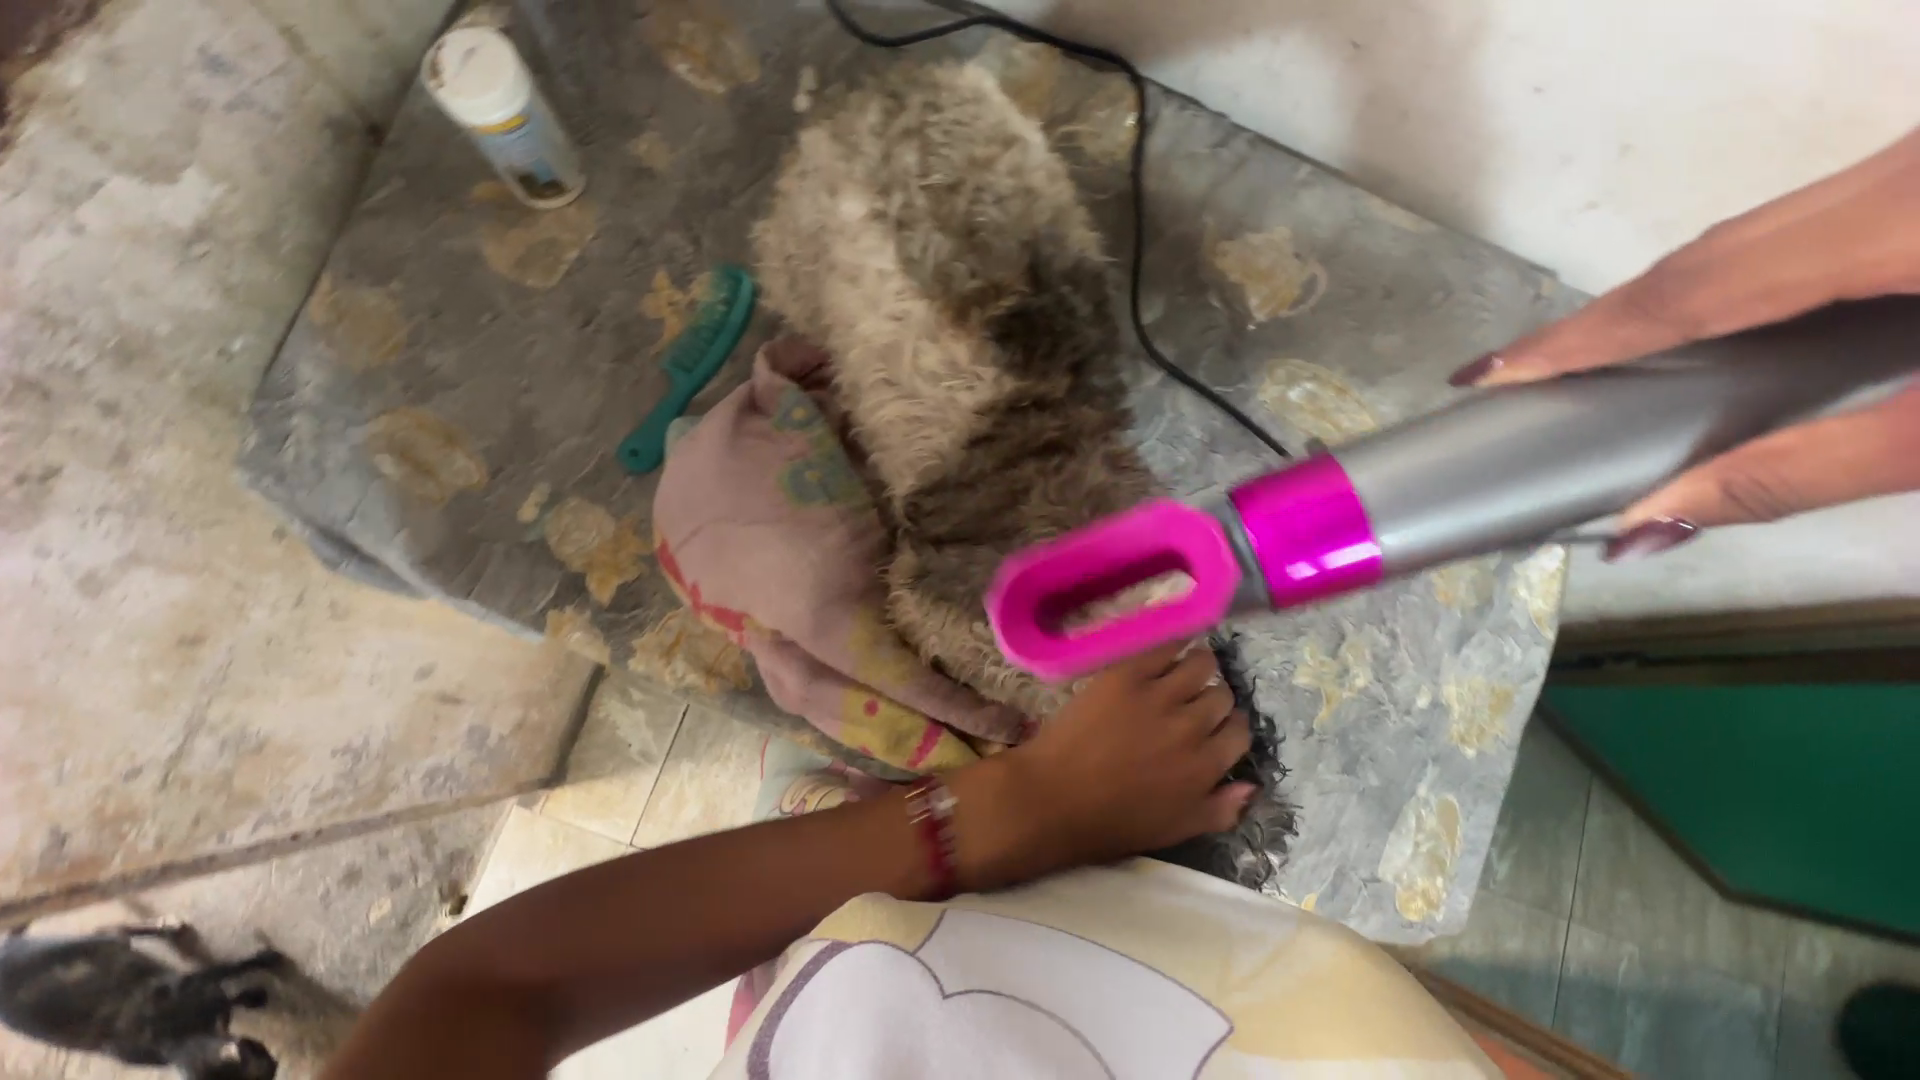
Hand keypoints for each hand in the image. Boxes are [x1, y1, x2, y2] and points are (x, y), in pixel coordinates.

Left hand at [946, 643, 1251, 889]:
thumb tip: (1251, 784)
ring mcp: (1158, 696)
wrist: (1053, 796)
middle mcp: (1191, 727)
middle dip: (1214, 698)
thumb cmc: (1112, 821)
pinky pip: (1165, 648)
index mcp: (1206, 767)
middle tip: (1195, 700)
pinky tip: (1171, 649)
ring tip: (1186, 670)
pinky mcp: (1126, 675)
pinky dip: (1174, 645)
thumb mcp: (1176, 829)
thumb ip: (1221, 810)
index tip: (1216, 726)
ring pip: (1201, 665)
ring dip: (1200, 667)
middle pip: (1222, 696)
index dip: (1230, 726)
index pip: (1240, 732)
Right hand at [1450, 126, 1919, 558]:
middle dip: (1605, 321)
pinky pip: (1812, 225)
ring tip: (1603, 362)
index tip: (1485, 373)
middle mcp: (1904, 167)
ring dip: (1671, 302)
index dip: (1576, 338)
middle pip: (1708, 254)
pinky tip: (1728, 323)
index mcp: (1903, 225)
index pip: (1688, 291)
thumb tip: (1650, 520)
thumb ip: (1808, 470)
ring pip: (1758, 235)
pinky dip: (1742, 280)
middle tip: (1524, 375)